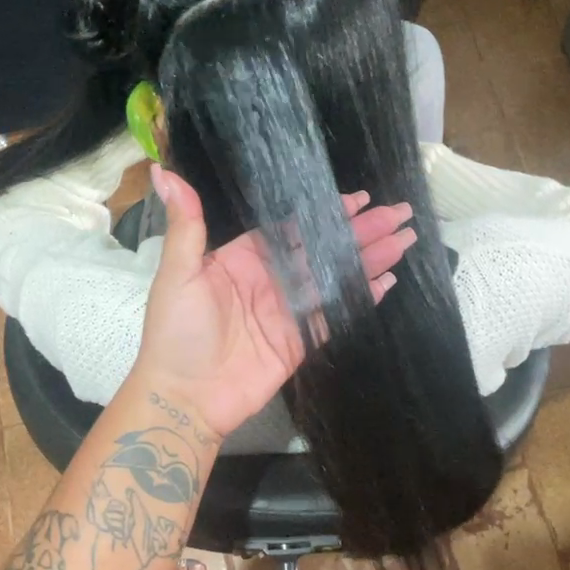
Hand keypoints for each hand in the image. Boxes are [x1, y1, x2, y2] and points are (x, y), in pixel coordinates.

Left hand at [132, 164, 416, 437]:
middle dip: (360, 232)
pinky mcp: (300, 343)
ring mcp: (287, 313)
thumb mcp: (177, 273)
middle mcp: (269, 282)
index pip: (291, 229)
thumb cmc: (175, 334)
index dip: (324, 214)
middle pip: (322, 250)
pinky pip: (336, 315)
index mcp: (242, 259)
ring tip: (404, 240)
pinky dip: (362, 298)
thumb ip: (185, 224)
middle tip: (398, 214)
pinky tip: (387, 281)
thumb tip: (164, 172)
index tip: (358, 199)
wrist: (184, 398)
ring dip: (369, 260)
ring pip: (336, 279)